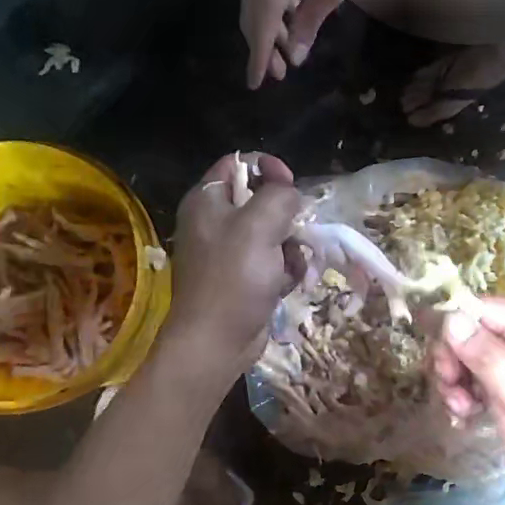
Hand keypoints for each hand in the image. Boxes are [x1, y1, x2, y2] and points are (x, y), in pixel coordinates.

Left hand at [166, 153, 302, 365]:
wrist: (217, 341)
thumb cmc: (234, 278)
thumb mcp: (259, 226)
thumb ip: (278, 197)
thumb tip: (289, 193)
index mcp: (207, 201)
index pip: (238, 164)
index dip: (266, 167)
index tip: (291, 184)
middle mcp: (215, 222)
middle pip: (261, 200)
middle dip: (286, 216)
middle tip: (296, 231)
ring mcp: (230, 253)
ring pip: (274, 233)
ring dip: (292, 247)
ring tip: (293, 266)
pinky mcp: (244, 278)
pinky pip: (274, 261)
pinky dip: (286, 270)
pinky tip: (289, 283)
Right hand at [240, 0, 347, 89]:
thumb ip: (313, 20)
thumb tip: (298, 55)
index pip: (260, 28)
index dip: (260, 58)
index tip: (256, 85)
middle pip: (252, 12)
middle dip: (265, 44)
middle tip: (281, 75)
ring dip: (270, 24)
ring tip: (288, 52)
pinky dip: (274, 1)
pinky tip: (291, 17)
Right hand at [431, 298, 504, 499]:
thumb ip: (484, 353)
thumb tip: (450, 317)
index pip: (477, 308)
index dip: (451, 332)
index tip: (442, 369)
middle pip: (476, 331)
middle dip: (455, 362)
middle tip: (452, 397)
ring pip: (480, 356)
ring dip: (462, 382)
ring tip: (461, 413)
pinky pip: (493, 377)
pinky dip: (477, 394)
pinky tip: (470, 416)